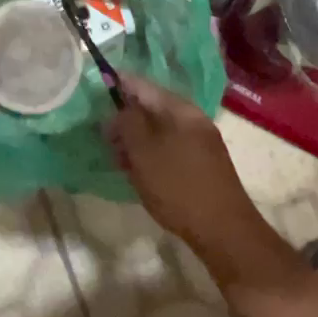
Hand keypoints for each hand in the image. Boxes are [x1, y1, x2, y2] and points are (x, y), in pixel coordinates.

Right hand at [107, 78, 267, 259]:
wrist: (223, 231)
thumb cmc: (178, 186)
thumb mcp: (143, 152)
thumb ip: (126, 123)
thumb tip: (118, 109)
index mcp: (180, 109)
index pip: (142, 85)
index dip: (116, 85)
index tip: (93, 96)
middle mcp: (193, 119)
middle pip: (151, 107)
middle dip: (124, 118)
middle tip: (104, 136)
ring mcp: (200, 142)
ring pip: (159, 130)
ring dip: (136, 140)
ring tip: (117, 157)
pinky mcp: (202, 164)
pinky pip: (169, 148)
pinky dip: (150, 154)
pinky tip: (138, 171)